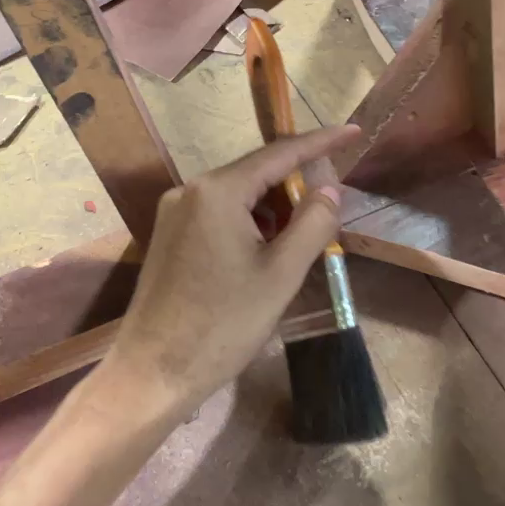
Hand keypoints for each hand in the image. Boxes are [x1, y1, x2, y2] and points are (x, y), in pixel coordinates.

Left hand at [107, 125, 361, 409]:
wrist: (152, 374)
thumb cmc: (222, 325)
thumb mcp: (281, 274)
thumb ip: (312, 223)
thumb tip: (329, 189)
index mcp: (217, 191)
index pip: (279, 153)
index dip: (320, 142)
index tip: (352, 131)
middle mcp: (190, 191)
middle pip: (257, 173)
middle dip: (297, 184)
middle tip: (331, 204)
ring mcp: (174, 213)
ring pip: (239, 195)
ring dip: (274, 208)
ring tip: (303, 237)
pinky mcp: (169, 237)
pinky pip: (220, 213)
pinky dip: (250, 222)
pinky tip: (267, 251)